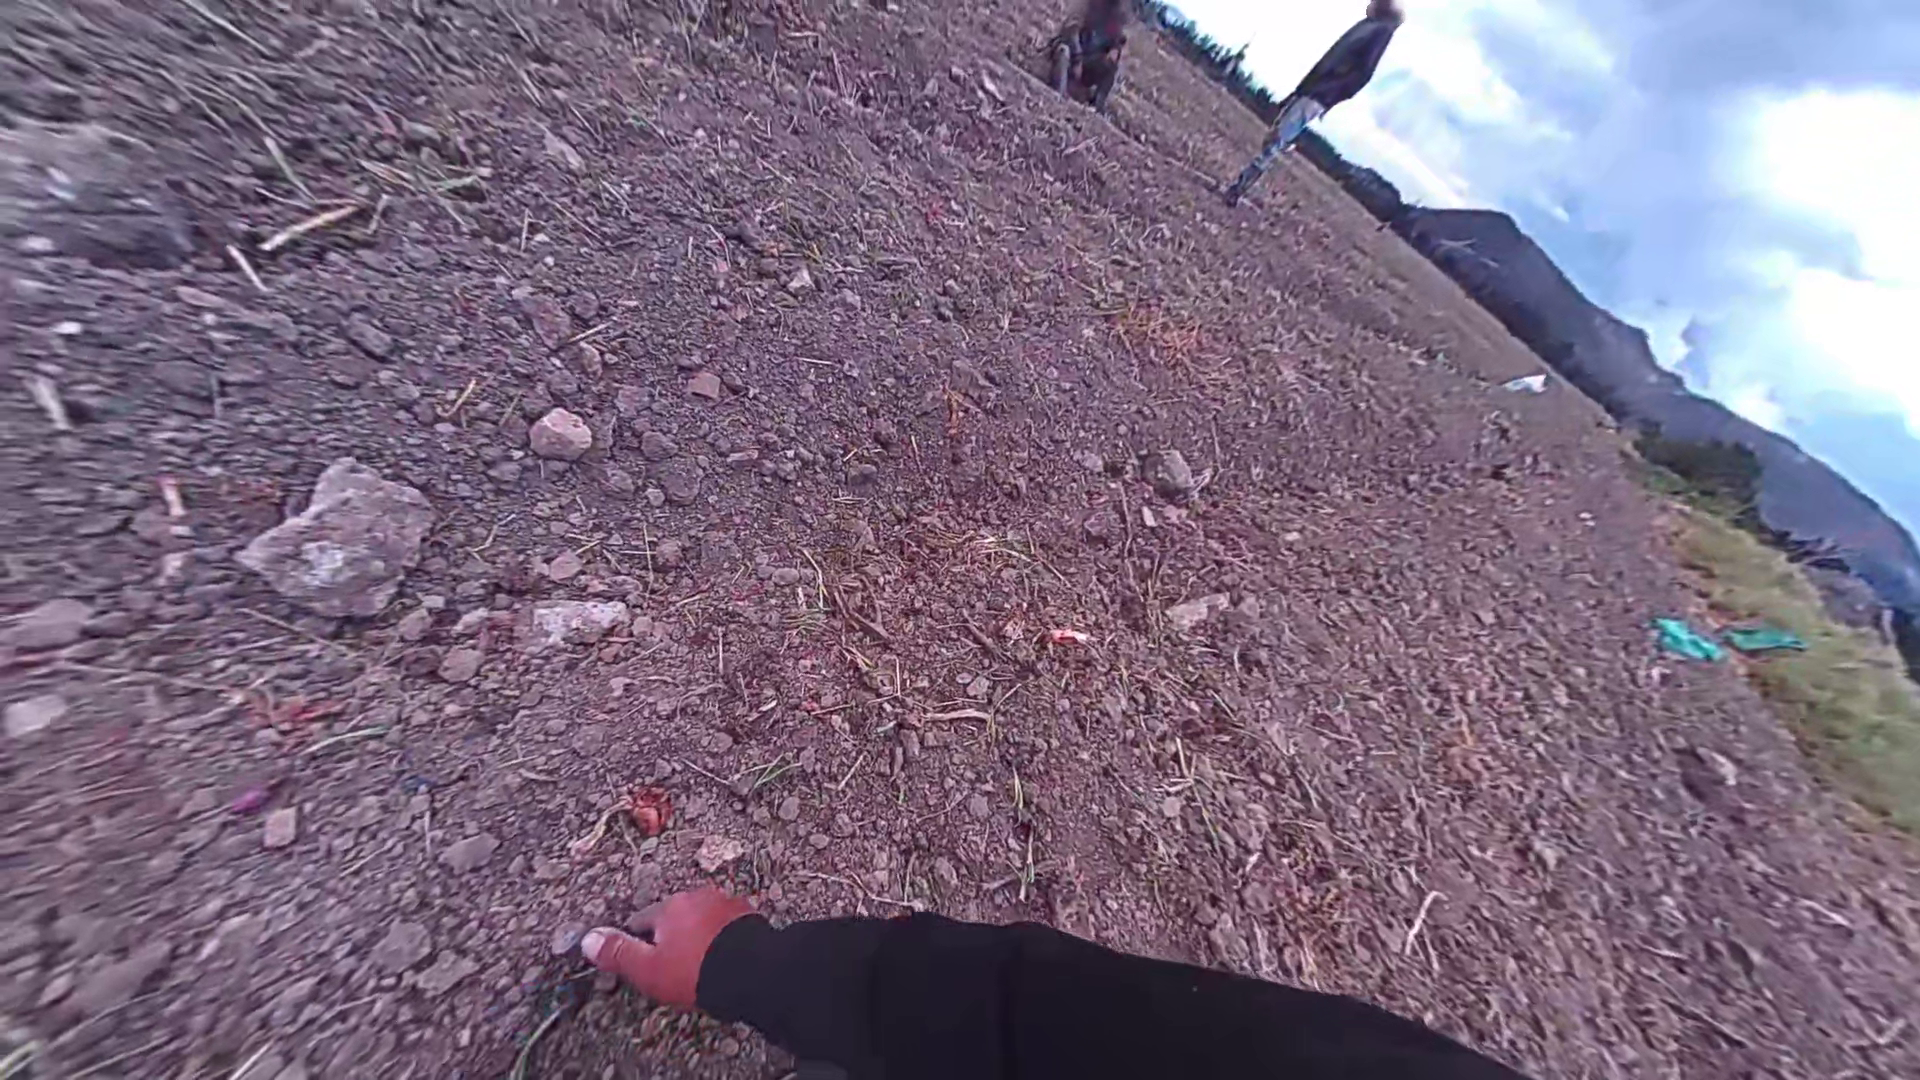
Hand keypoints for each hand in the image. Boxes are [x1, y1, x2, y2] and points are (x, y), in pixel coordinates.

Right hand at [581, 888, 754, 1008]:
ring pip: (698, 916)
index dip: (636, 944)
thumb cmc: (694, 969)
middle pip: (672, 916)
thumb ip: (618, 952)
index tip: (640, 962)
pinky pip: (721, 921)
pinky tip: (717, 953)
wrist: (748, 967)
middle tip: (669, 965)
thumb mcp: (647, 968)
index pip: (640, 921)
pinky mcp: (744, 910)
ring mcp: (723, 900)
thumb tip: (589, 938)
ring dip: (694, 932)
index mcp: (670, 906)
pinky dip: (716, 933)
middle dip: (668, 936)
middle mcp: (697, 894)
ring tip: (694, 961)